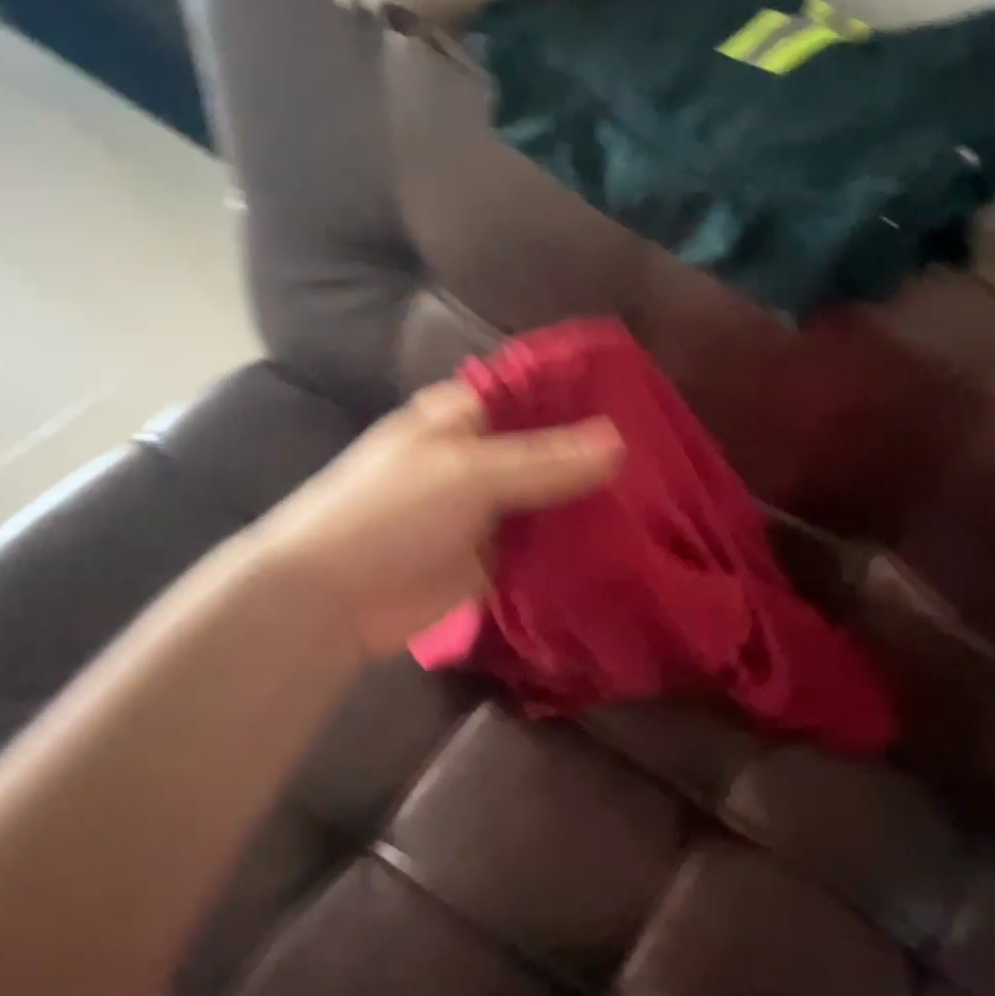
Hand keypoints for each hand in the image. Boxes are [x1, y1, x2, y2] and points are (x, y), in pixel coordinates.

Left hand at [247, 381, 622, 657]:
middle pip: (549, 449)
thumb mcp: (468, 474)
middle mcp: (480, 457)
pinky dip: (576, 542)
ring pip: (552, 497)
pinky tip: (624, 539)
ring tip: (657, 498)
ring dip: (590, 501)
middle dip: (595, 455)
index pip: (532, 395)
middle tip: (661, 458)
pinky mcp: (498, 556)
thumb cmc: (390, 513)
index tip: (639, 404)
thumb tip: (621, 441)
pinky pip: (546, 542)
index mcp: (462, 418)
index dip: (580, 397)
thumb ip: (545, 460)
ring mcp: (490, 509)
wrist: (333, 600)